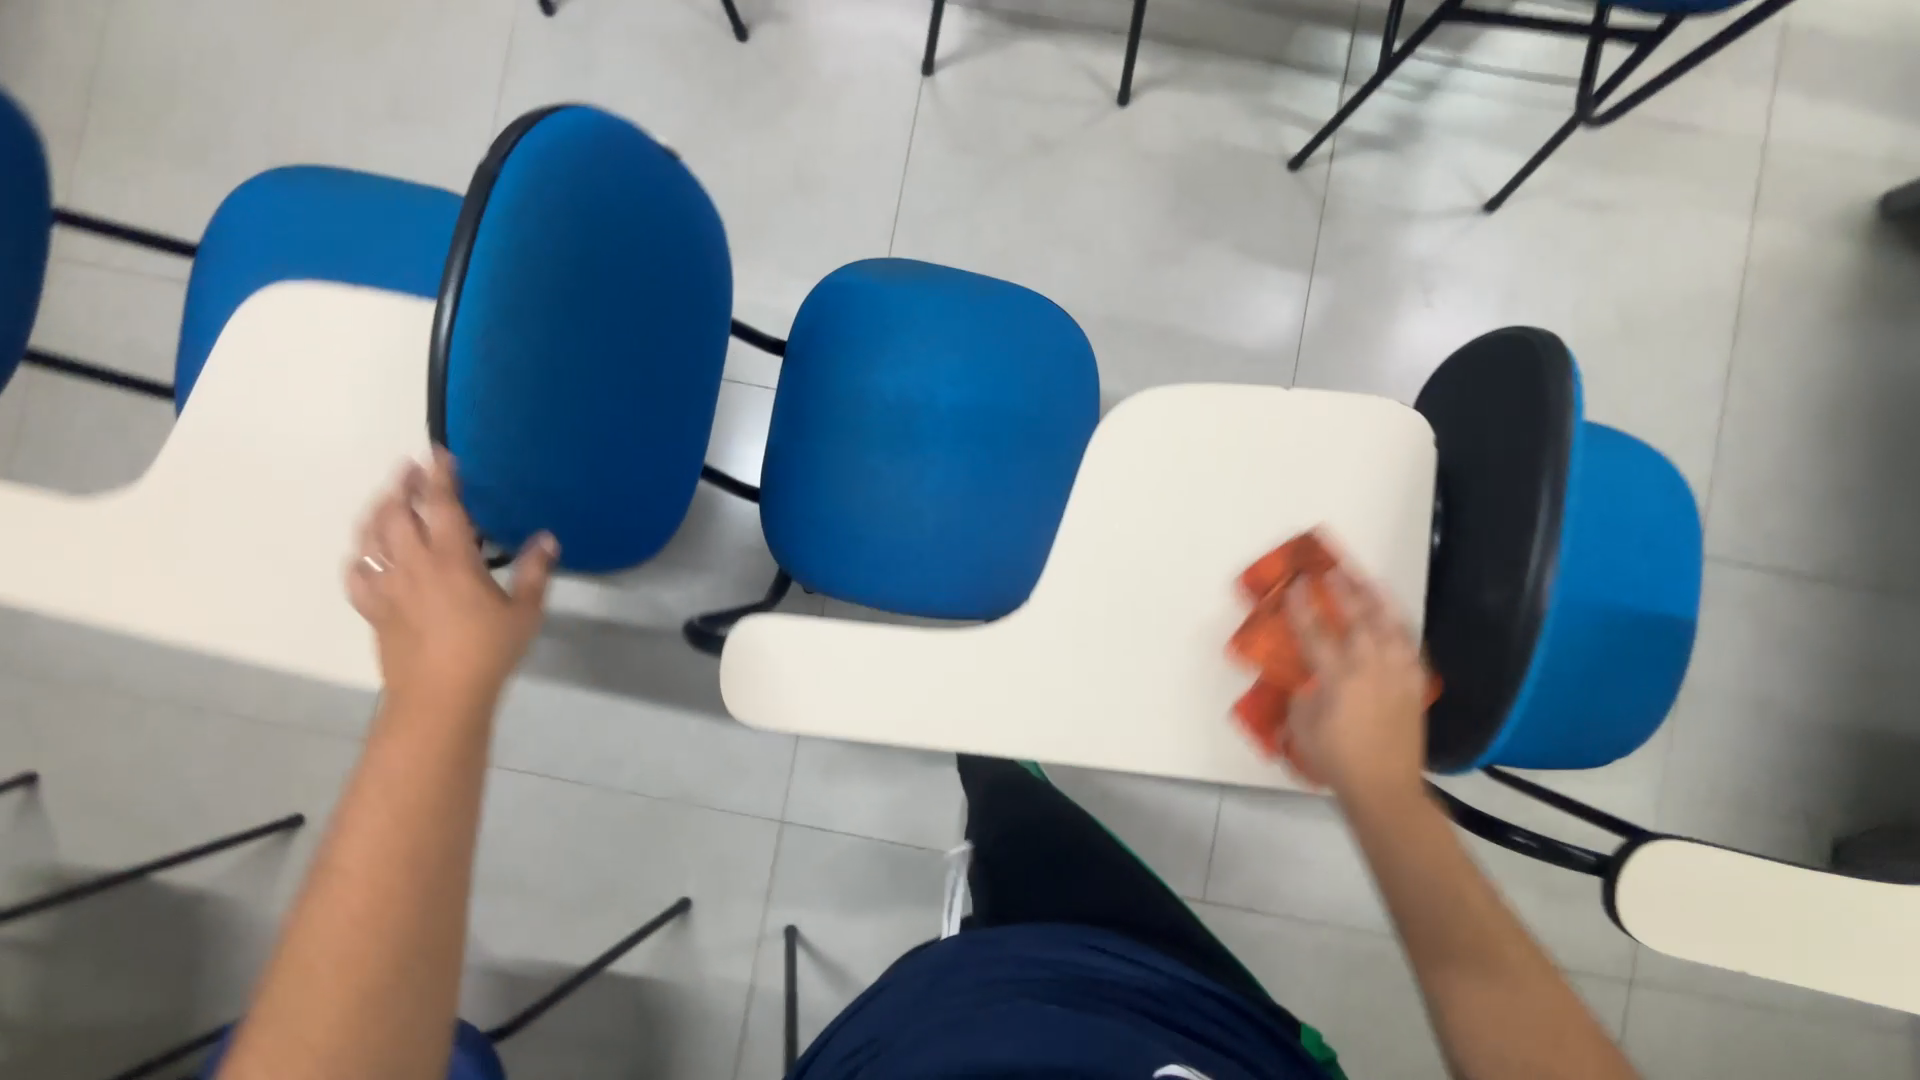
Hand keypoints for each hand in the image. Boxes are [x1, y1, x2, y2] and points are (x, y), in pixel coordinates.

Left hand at [346, 450, 556, 710]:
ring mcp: (387, 587)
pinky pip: (357, 575)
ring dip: (377, 511)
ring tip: (388, 499)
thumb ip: (534, 571)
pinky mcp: (373, 609)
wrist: (440, 697)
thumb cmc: (489, 652)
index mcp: (452, 561)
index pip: (441, 506)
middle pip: (396, 513)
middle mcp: (413, 565)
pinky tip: (367, 554)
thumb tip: (547, 538)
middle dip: (403, 485)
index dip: (440, 477)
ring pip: (370, 537)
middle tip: (412, 469)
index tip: (440, 454)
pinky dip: (359, 557)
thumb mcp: (525, 611)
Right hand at [1283, 568, 1428, 804]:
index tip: (1295, 585)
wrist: (1384, 787)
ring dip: (1377, 600)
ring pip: (1391, 627)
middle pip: (1359, 619)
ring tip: (1367, 581)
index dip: (1303, 606)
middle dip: (1344, 592)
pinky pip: (1410, 647)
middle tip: (1332, 571)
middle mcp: (1372, 669)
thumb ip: (1305, 693)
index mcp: (1339, 678)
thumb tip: (1312, 678)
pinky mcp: (1416, 686)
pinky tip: (1393, 620)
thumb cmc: (1335, 759)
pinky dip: (1400, 628)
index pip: (1316, 632)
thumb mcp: (1303, 724)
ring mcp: (1399, 675)